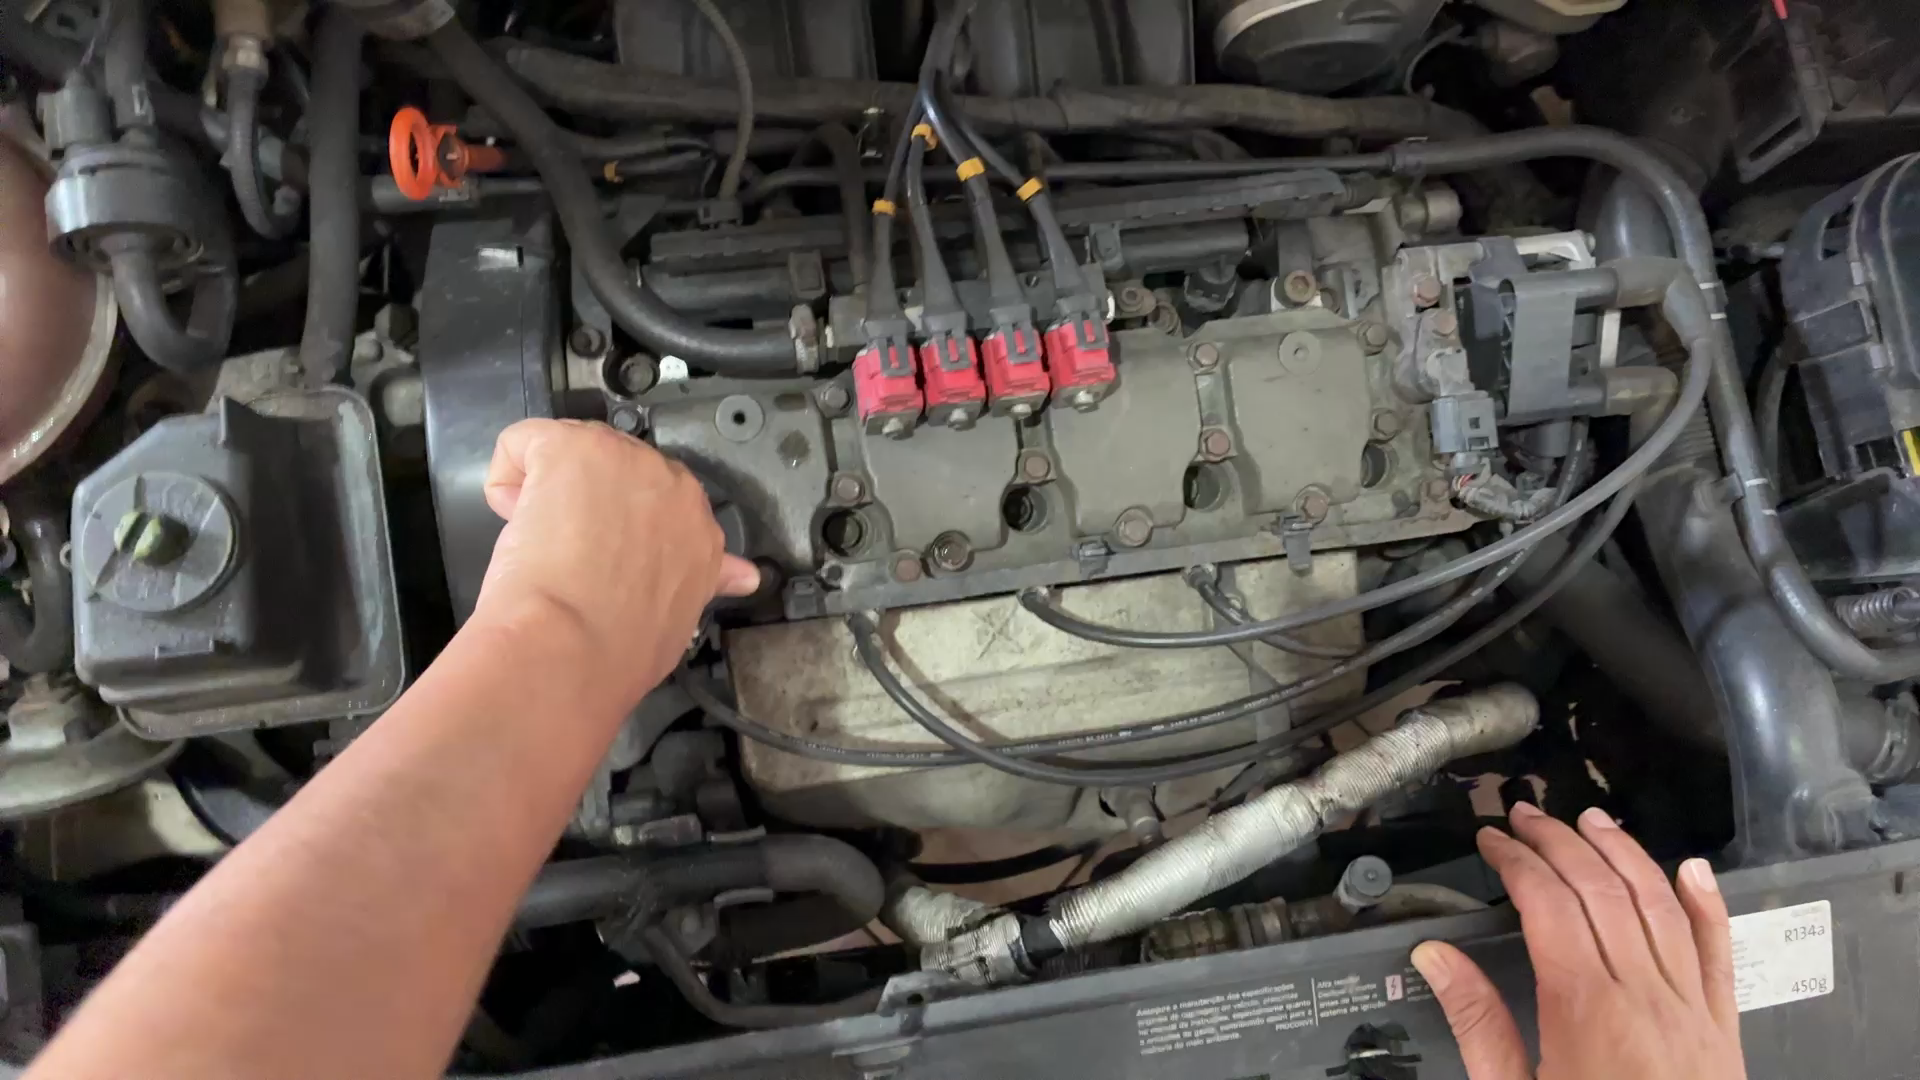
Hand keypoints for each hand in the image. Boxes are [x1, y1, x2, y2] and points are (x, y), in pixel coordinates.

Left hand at [471, 419, 759, 706]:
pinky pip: (524, 442)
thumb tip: (745, 577)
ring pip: (575, 455)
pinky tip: (513, 522)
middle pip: (620, 472)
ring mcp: (626, 462)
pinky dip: (506, 479)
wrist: (575, 644)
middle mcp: (674, 487)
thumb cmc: (624, 646)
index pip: (661, 505)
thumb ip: (709, 582)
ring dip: (552, 494)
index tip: (608, 562)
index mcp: (702, 529)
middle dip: (593, 505)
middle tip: (576, 555)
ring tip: (546, 544)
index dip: (626, 530)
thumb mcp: (685, 614)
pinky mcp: (572, 448)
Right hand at [1411, 803, 1745, 1079]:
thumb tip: (1432, 954)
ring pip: (1660, 908)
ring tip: (1590, 819)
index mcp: (1585, 1006)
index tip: (1490, 840)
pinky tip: (1691, 869)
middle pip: (1602, 892)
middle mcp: (1644, 996)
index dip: (1516, 860)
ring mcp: (1692, 1011)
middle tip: (1524, 815)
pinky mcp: (1723, 1030)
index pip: (1548, 903)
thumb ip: (1477, 1021)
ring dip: (1623, 854)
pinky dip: (1707, 906)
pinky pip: (1719, 956)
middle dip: (1559, 842)